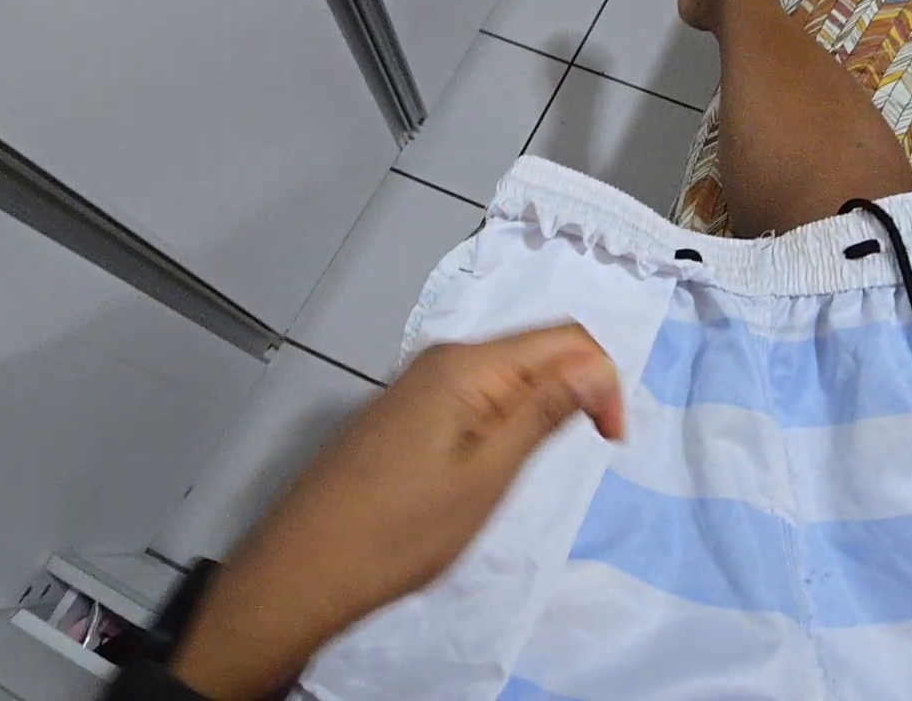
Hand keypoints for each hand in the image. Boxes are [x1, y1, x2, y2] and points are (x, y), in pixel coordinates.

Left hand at [168, 324, 622, 699]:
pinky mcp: (409, 406)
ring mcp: (422, 380)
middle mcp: (445, 357)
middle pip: (536, 349)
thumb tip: (597, 367)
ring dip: (543, 403)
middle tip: (589, 448)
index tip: (612, 440)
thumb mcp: (487, 476)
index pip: (565, 339)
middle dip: (576, 388)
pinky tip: (498, 458)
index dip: (603, 379)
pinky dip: (508, 415)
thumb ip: (545, 412)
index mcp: (469, 364)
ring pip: (509, 372)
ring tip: (538, 462)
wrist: (300, 571)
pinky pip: (478, 392)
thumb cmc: (400, 530)